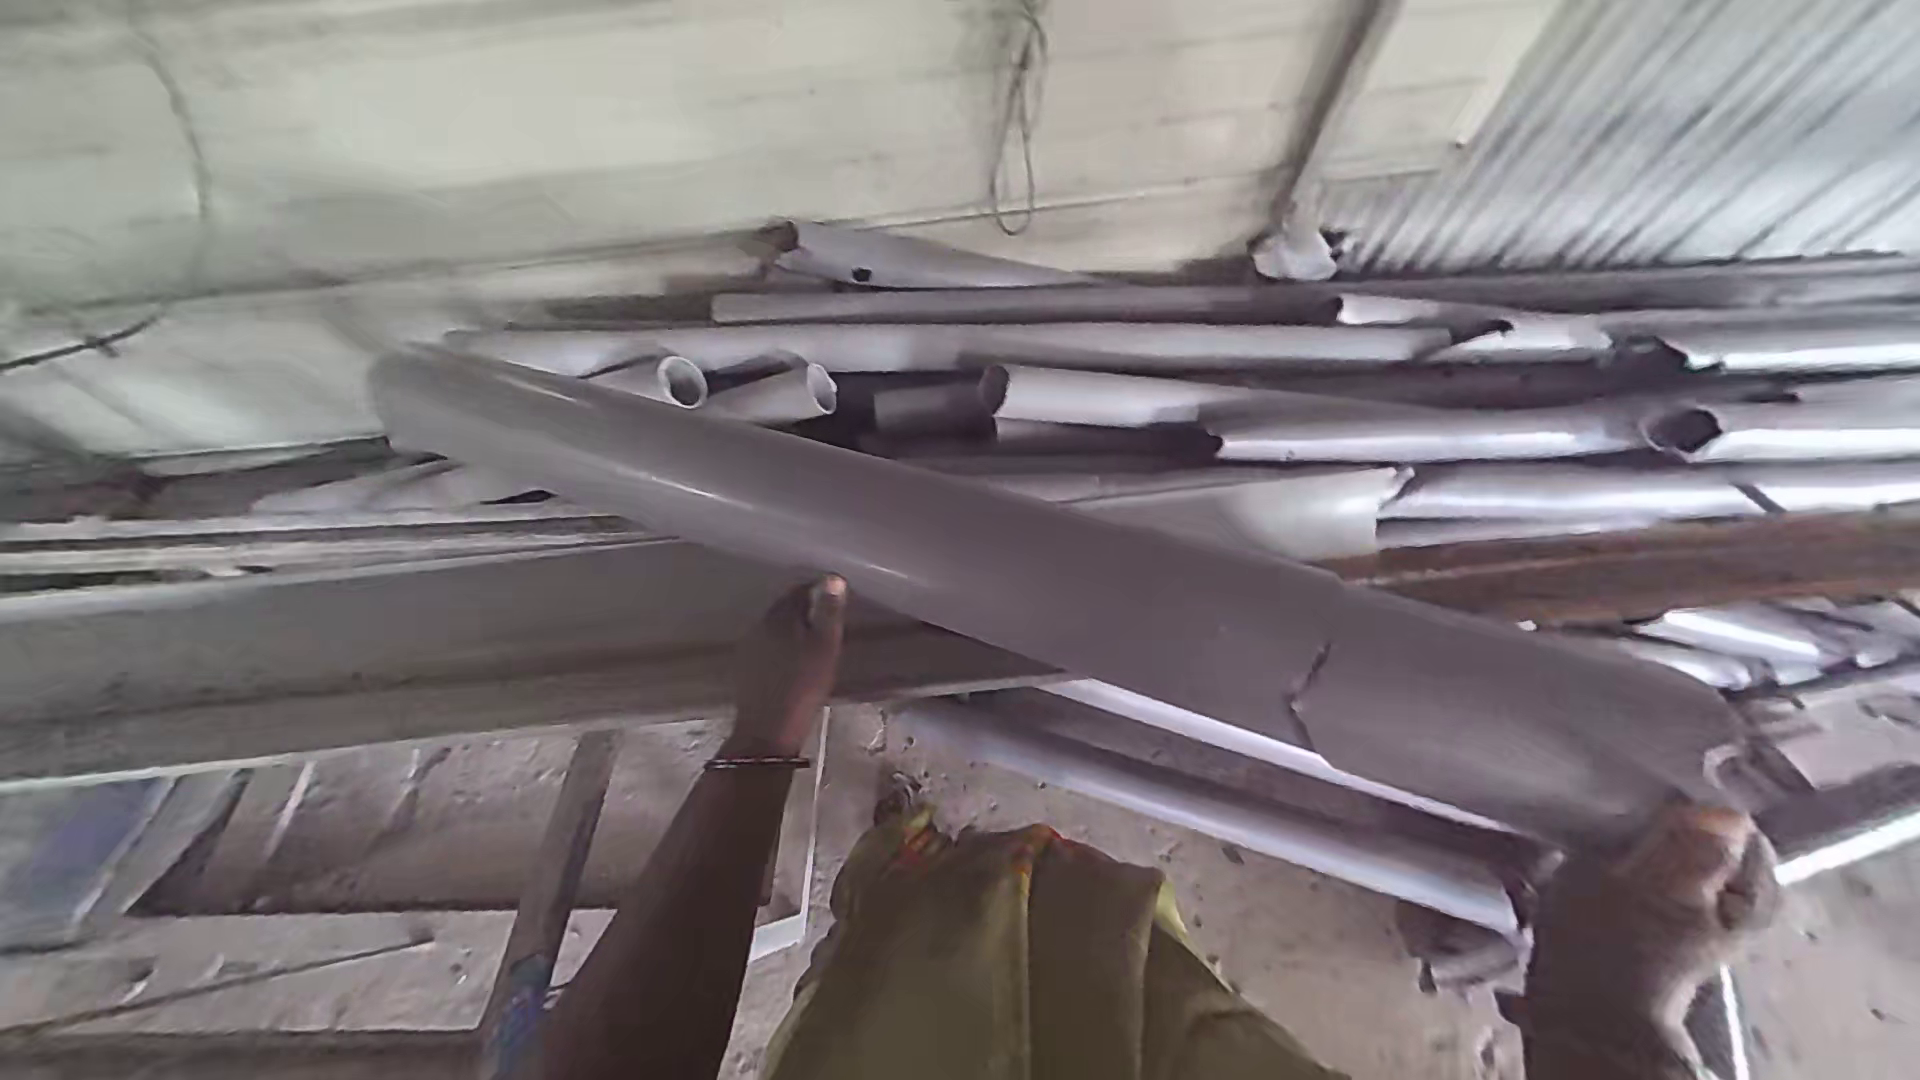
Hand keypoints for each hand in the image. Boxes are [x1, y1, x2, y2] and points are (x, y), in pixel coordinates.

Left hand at [724, 576, 846, 757]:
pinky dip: (782, 645)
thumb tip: (833, 577)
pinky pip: (767, 644)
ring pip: (775, 626)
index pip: (800, 589)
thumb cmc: (804, 684)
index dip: (819, 591)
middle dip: (806, 609)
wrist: (769, 728)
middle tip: (828, 621)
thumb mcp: (826, 646)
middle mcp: (759, 624)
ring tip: (813, 641)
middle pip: (785, 607)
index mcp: (780, 615)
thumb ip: (829, 611)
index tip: (836, 601)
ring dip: (792, 628)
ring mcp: (749, 645)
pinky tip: (793, 660)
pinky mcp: (745, 666)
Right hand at [1520, 804, 1777, 1063]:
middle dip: (1659, 812)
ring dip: (1635, 826)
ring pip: (1671, 843)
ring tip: (1592, 813)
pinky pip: (1645, 855)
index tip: (1637, 788)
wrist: (1584, 994)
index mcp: (1751, 895)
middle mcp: (1734, 897)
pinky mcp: (1652, 903)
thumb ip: (1690, 854)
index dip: (1689, 804)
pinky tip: (1589, 839)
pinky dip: (1621, 842)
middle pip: (1703, 833)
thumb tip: (1722, 810)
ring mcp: (1691, 901)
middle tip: (1608, 798)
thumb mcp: (1650, 892)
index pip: (1735, 826)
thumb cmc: (1615, 939)